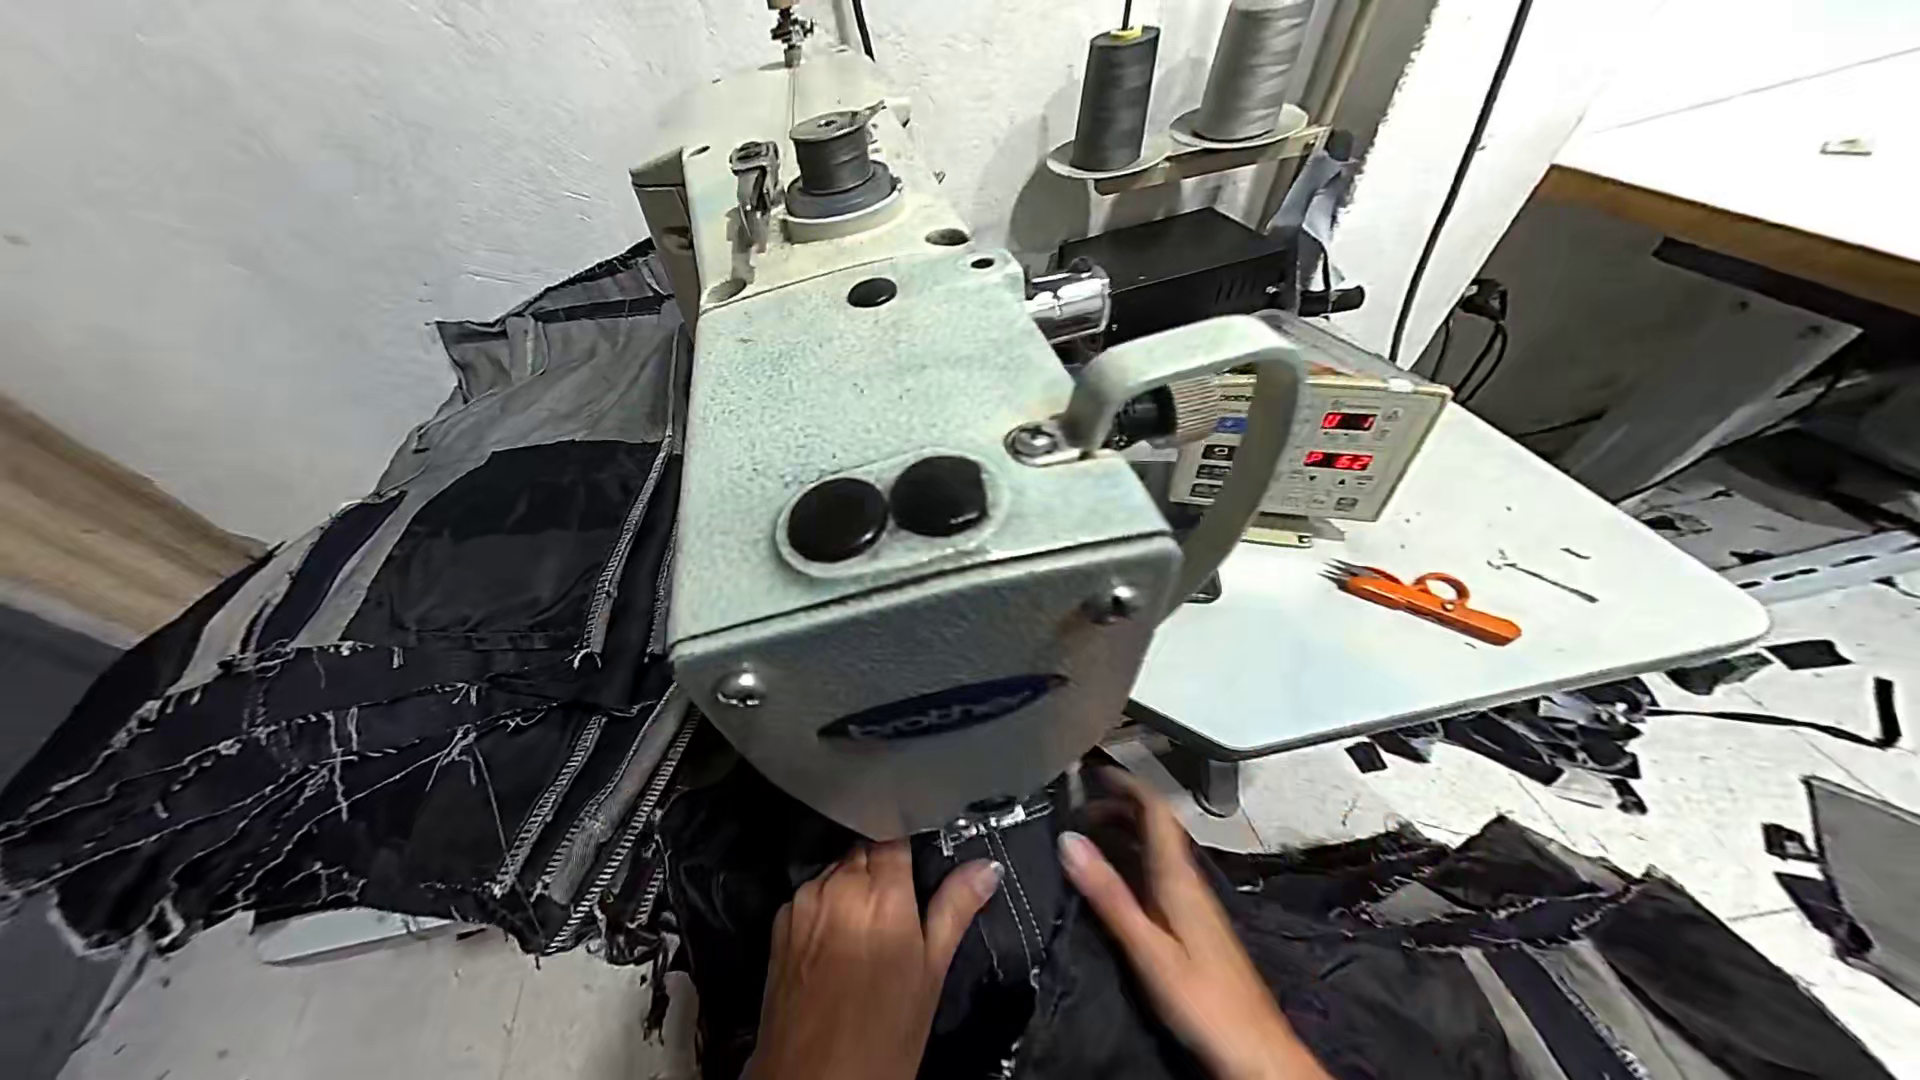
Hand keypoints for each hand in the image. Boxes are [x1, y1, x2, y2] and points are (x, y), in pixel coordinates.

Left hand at [746, 840, 1002, 1079]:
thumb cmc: (884, 1035)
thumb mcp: (931, 971)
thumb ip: (956, 907)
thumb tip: (987, 868)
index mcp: (882, 891)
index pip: (896, 835)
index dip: (909, 844)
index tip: (919, 863)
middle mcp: (839, 884)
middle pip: (865, 848)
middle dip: (882, 865)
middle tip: (898, 904)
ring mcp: (805, 901)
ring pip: (837, 867)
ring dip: (853, 881)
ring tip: (867, 926)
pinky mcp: (780, 921)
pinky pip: (811, 891)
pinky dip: (825, 902)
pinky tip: (837, 940)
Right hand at [1058, 769, 1330, 1079]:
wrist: (1256, 1050)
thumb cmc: (1203, 998)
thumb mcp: (1145, 945)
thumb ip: (1108, 893)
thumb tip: (1069, 841)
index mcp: (1177, 875)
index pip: (1156, 809)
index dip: (1128, 783)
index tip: (1097, 770)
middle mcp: (1187, 878)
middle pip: (1156, 823)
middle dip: (1120, 803)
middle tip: (1083, 804)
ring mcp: (1194, 898)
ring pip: (1158, 844)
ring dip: (1126, 827)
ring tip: (1093, 830)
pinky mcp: (1194, 918)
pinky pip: (1159, 866)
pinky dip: (1134, 853)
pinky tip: (1119, 873)